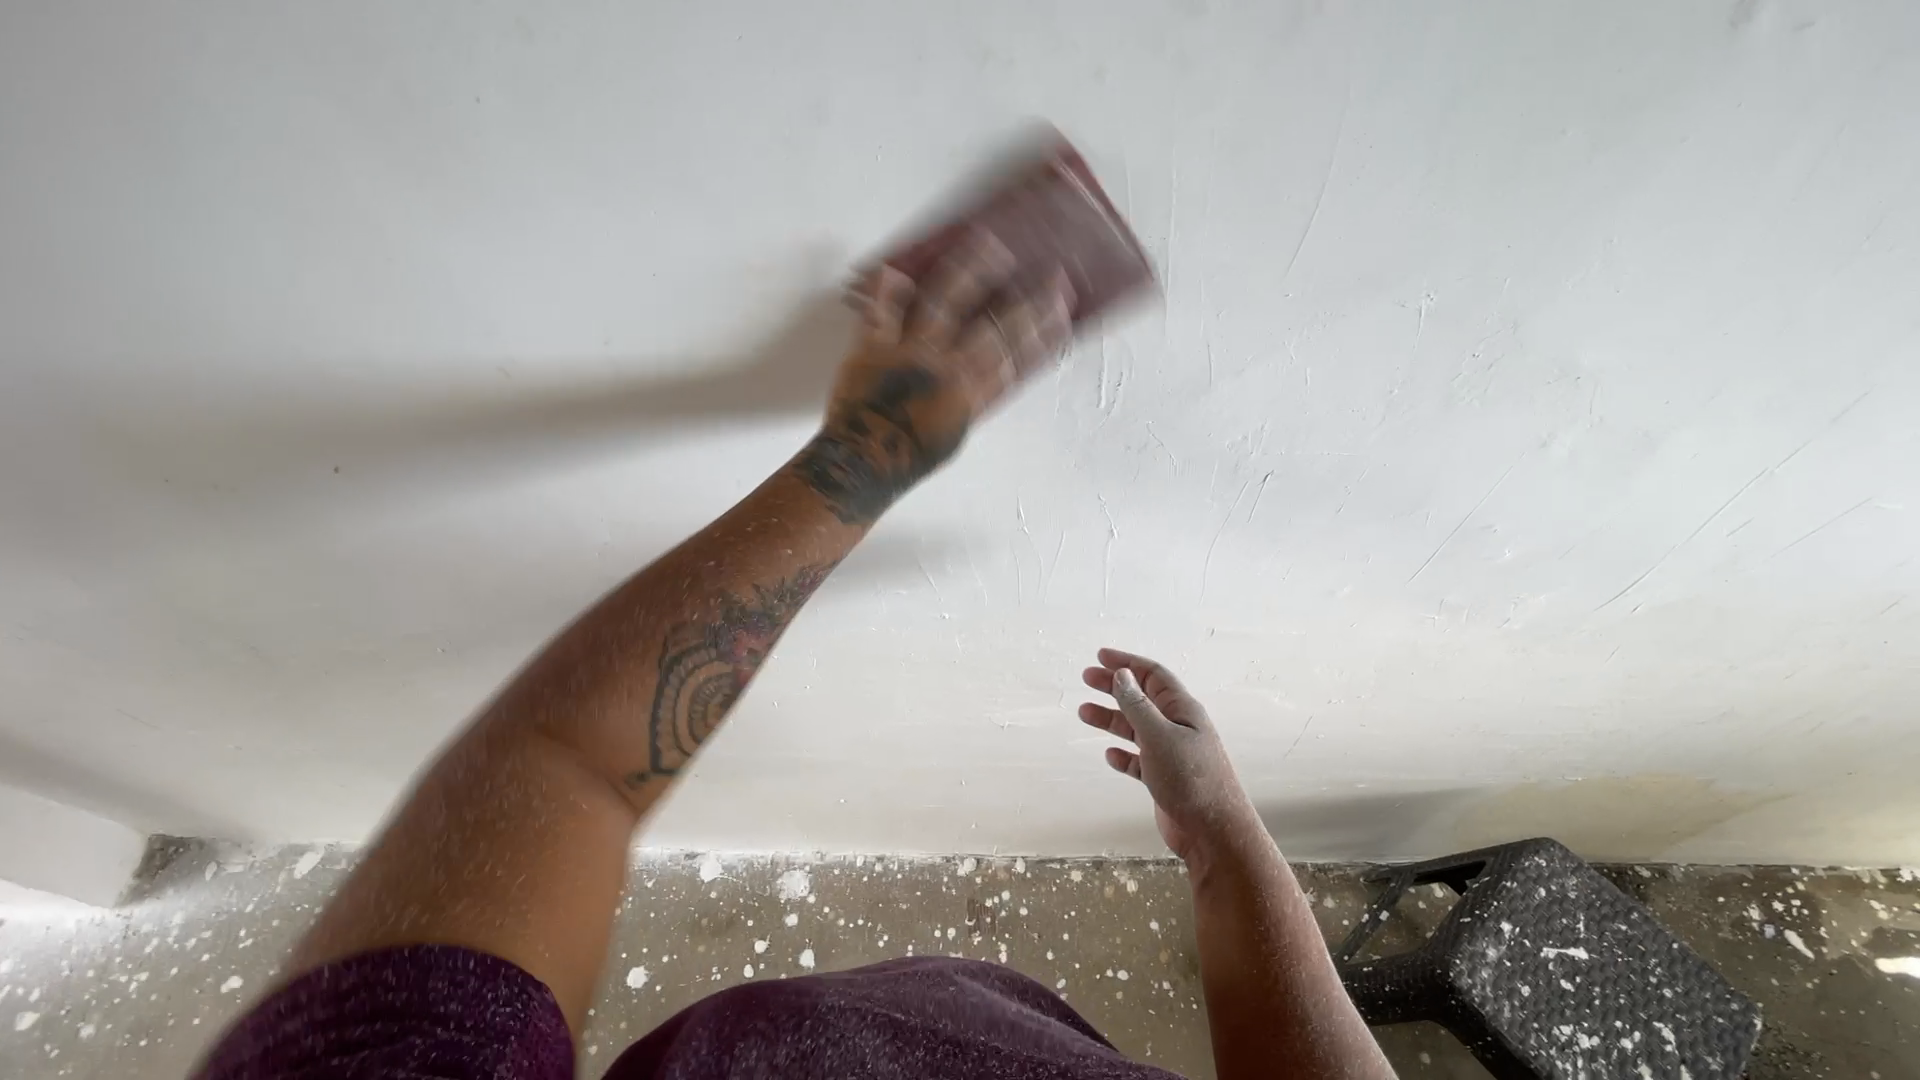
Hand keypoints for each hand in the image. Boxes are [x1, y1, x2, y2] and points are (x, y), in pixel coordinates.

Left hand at [792, 231, 1074, 525]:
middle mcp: (944, 370)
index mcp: (968, 395)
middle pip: (993, 328)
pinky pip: (880, 313)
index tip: (1062, 309)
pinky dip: (885, 290)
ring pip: (941, 303)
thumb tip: (995, 368)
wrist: (864, 463)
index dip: (1042, 333)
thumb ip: (975, 396)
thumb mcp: (956, 431)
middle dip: (1026, 302)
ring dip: (968, 271)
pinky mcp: (872, 348)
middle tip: (1050, 276)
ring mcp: (908, 355)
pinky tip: (896, 268)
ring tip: (990, 244)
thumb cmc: (910, 454)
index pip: (1016, 358)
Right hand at [1079, 648, 1258, 866]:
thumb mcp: (1159, 736)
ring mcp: (1172, 754)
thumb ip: (1138, 706)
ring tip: (1085, 713)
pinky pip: (1139, 760)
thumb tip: (1122, 675)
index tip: (1101, 656)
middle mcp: (1178, 728)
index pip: (1153, 676)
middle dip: (1114, 686)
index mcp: (1183, 711)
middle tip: (1087, 678)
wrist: (1214, 833)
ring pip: (1137, 729)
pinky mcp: (1164, 779)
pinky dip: (1124, 755)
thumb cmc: (1191, 780)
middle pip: (1142, 698)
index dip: (1128, 663)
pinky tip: (1110, 755)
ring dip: (1112, 719)